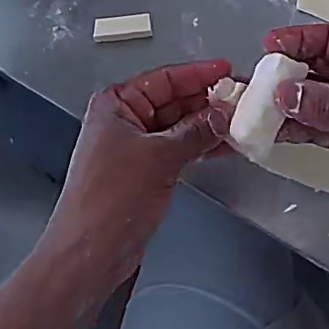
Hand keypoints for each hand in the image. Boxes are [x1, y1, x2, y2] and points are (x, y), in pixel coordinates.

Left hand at [44, 59, 232, 285]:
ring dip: (209, 125)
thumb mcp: (158, 158)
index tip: (226, 70)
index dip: (198, 74)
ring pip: (180, 125)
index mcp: (117, 104)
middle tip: (240, 99)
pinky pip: (180, 148)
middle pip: (174, 100)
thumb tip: (222, 115)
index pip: (164, 78)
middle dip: (208, 101)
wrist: (88, 258)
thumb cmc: (107, 202)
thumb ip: (195, 132)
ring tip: (240, 121)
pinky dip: (201, 146)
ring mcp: (135, 146)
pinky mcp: (146, 170)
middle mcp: (124, 120)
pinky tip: (225, 145)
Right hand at [266, 24, 328, 236]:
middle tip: (255, 82)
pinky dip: (296, 128)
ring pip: (314, 98)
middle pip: (319, 67)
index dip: (300, 40)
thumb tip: (283, 92)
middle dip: (287, 72)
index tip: (268, 48)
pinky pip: (318, 127)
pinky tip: (273, 133)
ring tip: (255, 109)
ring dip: (287, 103)